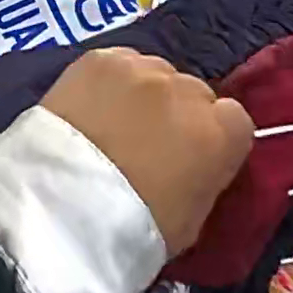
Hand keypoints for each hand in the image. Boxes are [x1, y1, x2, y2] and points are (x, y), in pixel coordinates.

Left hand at [40, 48, 254, 255]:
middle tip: (149, 145)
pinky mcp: (103, 57)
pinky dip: (112, 81)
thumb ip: (206, 176)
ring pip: (156, 73)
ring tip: (115, 125)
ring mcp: (144, 68)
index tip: (194, 156)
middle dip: (178, 114)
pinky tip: (93, 107)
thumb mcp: (190, 220)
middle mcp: (188, 90)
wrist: (56, 212)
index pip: (236, 119)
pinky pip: (120, 63)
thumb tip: (200, 160)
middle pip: (194, 92)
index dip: (215, 137)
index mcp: (220, 133)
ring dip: (144, 95)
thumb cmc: (131, 234)